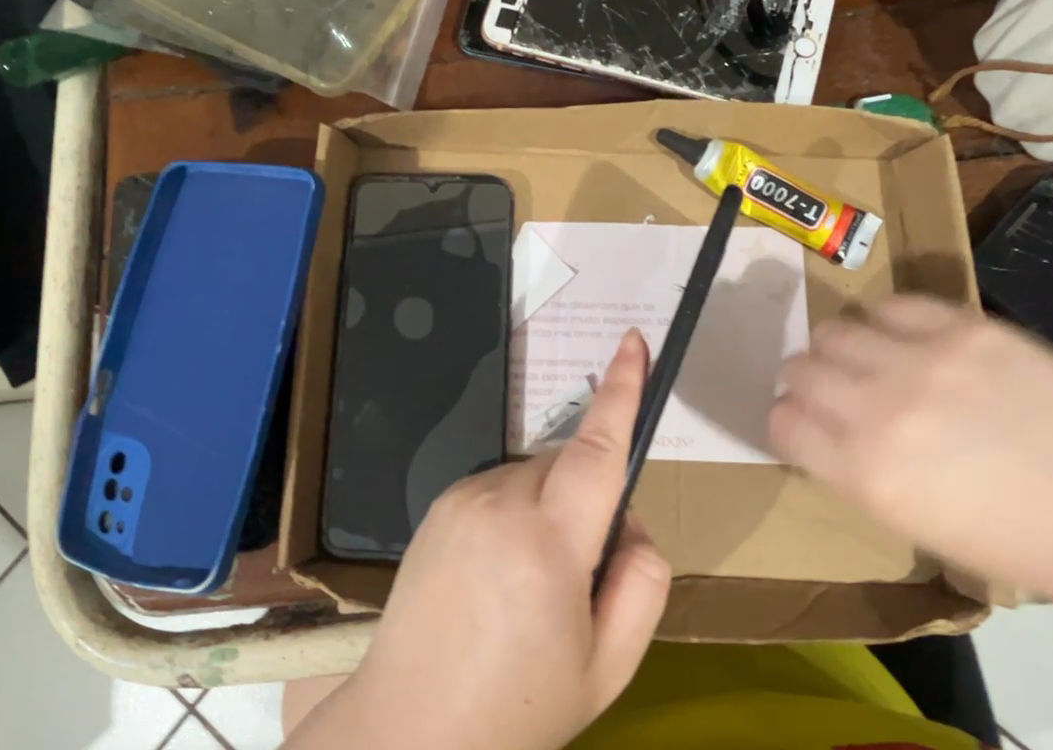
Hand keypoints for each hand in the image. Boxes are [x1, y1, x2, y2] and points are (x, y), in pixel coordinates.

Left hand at [290, 329, 671, 749]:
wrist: (409, 729)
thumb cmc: (518, 706)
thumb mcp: (610, 664)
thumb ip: (643, 580)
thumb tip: (629, 520)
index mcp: (548, 543)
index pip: (596, 449)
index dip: (622, 390)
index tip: (634, 341)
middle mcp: (499, 504)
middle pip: (570, 465)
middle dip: (592, 498)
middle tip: (585, 576)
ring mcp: (460, 501)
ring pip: (535, 477)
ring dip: (553, 509)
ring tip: (533, 586)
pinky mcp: (438, 508)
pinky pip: (500, 490)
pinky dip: (518, 514)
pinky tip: (500, 575)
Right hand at [768, 295, 1052, 614]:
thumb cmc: (1035, 550)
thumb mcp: (923, 528)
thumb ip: (863, 473)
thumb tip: (833, 434)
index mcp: (865, 475)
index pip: (779, 423)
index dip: (786, 422)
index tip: (803, 425)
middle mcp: (878, 410)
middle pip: (799, 368)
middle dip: (805, 382)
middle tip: (832, 391)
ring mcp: (922, 360)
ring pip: (835, 330)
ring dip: (839, 348)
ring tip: (869, 361)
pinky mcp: (967, 327)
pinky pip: (893, 304)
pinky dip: (886, 320)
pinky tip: (907, 338)